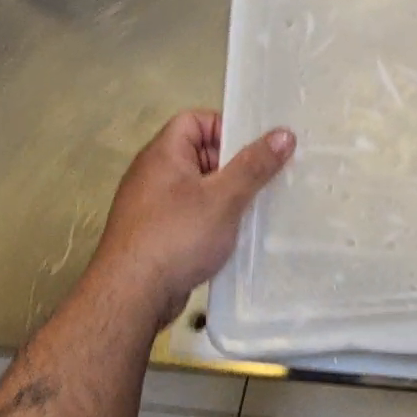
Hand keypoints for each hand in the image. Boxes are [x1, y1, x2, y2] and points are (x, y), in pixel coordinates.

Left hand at [89, 111, 294, 327]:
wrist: (132, 295)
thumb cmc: (177, 236)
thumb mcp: (224, 197)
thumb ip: (254, 165)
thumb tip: (284, 133)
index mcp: (163, 155)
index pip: (195, 120)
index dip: (226, 127)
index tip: (255, 150)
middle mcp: (154, 174)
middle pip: (201, 152)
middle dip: (235, 164)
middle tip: (266, 178)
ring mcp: (154, 205)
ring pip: (201, 186)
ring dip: (229, 194)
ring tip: (259, 206)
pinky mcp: (159, 232)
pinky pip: (194, 212)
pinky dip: (216, 217)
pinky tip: (237, 233)